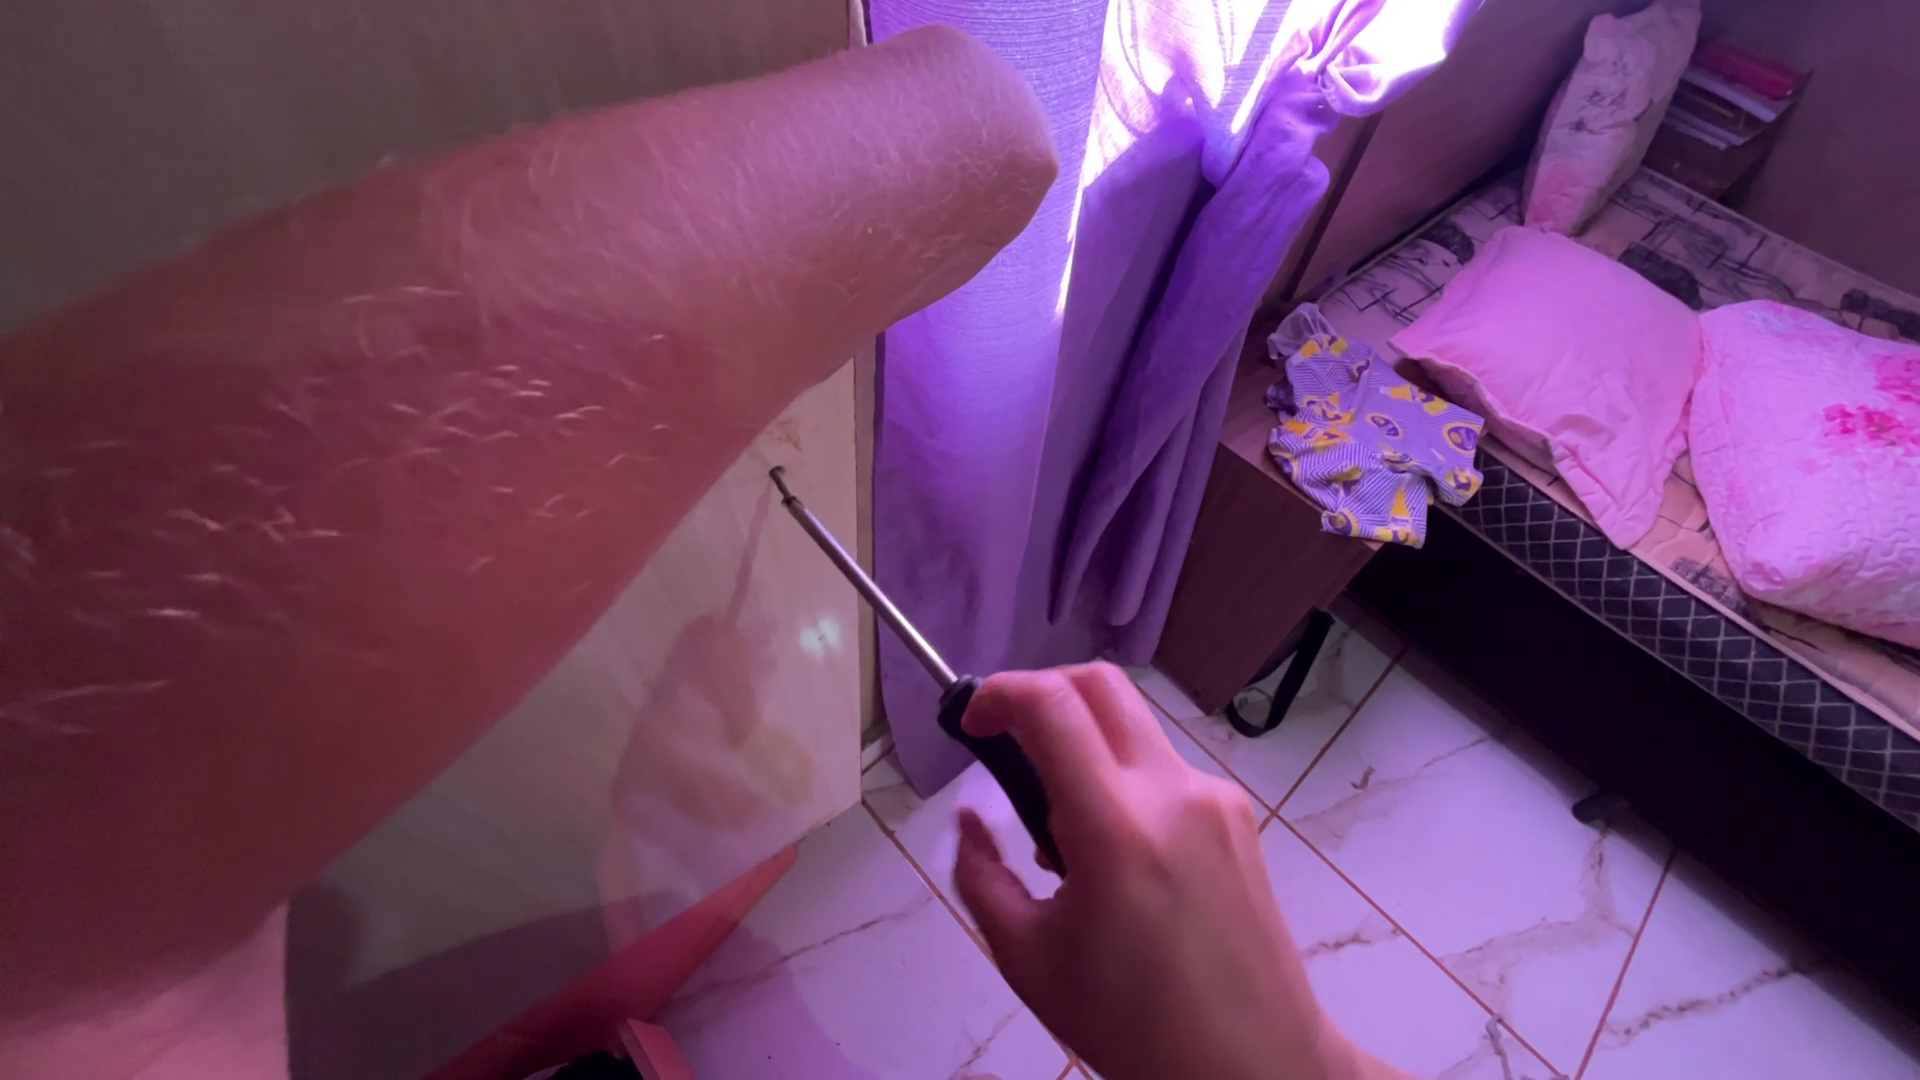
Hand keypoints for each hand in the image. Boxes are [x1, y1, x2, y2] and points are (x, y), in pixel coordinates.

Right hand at [952, 664, 1403, 1079]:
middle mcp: (1172, 791)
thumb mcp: (1027, 957)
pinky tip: (1117, 844)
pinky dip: (1120, 774)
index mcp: (1116, 828)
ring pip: (1130, 722)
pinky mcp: (1236, 809)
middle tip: (1010, 738)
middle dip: (1041, 689)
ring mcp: (1213, 794)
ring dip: (1081, 739)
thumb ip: (979, 872)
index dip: (1000, 692)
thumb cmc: (1132, 1024)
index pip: (1052, 704)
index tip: (973, 723)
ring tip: (1064, 821)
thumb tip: (968, 815)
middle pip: (1098, 682)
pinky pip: (1160, 762)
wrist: (1258, 1068)